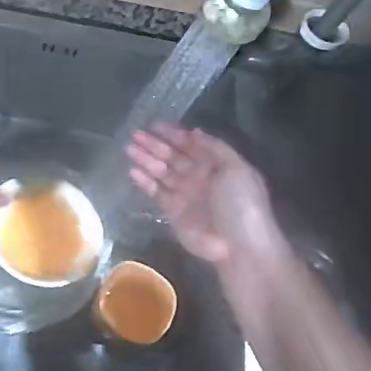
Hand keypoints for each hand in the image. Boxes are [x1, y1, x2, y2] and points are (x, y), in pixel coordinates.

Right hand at [125, 124, 292, 266]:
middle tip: (135, 134)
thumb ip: (214, 147)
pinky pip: (155, 191)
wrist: (239, 247)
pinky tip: (132, 170)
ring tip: (129, 148)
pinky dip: (144, 181)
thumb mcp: (236, 169)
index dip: (173, 133)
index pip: (190, 144)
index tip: (154, 124)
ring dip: (146, 158)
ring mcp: (184, 193)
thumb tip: (194, 131)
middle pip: (172, 155)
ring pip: (161, 171)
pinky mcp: (172, 211)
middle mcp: (198, 176)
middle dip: (155, 144)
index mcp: (215, 164)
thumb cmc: (241, 204)